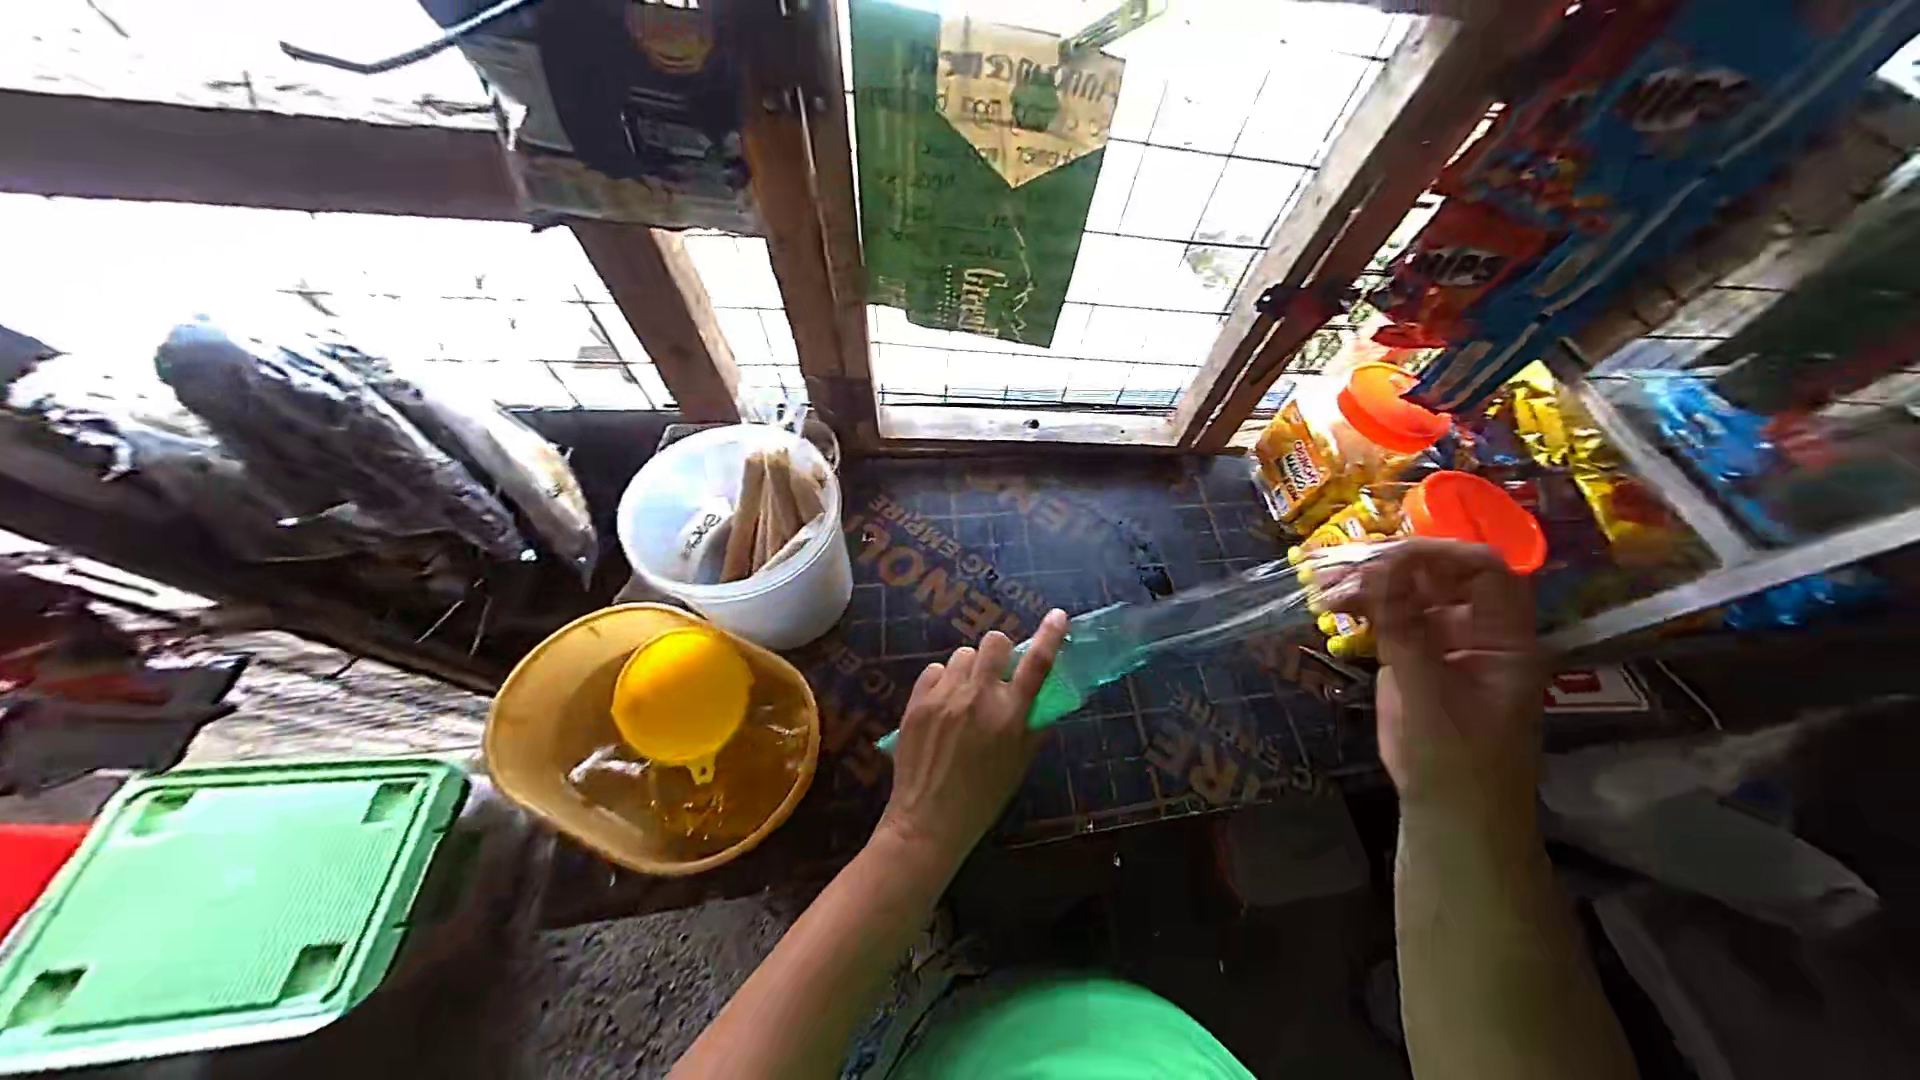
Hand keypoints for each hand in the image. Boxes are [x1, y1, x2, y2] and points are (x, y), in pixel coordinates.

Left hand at [877, 609, 1069, 869]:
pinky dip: (944, 680)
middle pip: (994, 642)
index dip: (1051, 635)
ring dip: (971, 668)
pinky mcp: (918, 701)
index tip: (1058, 615)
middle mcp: (978, 697)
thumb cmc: (982, 797)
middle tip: (997, 674)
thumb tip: (1044, 699)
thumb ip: (1034, 727)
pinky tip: (943, 704)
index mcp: (1010, 715)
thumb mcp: (1020, 764)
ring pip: (963, 654)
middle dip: (999, 652)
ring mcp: (945, 696)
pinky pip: (936, 669)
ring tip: (966, 694)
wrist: (928, 819)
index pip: (1037, 663)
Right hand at [1336, 540, 1543, 826]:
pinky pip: (1388, 619)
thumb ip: (1404, 630)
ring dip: (1369, 585)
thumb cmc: (1457, 759)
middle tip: (1342, 569)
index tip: (1384, 557)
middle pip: (1440, 577)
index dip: (1438, 554)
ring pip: (1408, 595)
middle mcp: (1476, 632)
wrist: (1450, 810)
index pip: (1483, 571)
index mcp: (1504, 638)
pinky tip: (1333, 607)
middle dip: (1392, 566)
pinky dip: (1361, 609)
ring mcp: (1442, 644)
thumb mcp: (1430, 693)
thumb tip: (1379, 571)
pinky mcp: (1412, 658)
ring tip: (1327, 589)